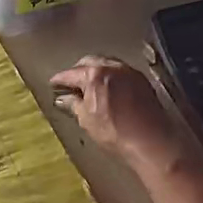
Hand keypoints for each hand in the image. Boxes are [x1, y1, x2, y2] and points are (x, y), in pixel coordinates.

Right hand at [50, 56, 189, 172]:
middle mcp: (114, 68)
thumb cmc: (113, 131)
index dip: (59, 80)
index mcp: (95, 75)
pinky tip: (106, 91)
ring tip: (88, 87)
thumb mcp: (86, 119)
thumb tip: (64, 99)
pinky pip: (120, 73)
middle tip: (69, 84)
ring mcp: (130, 73)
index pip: (71, 73)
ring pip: (107, 65)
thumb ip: (73, 104)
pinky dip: (110, 78)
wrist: (149, 140)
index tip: (53, 84)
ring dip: (95, 73)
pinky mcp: (142, 81)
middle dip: (78, 71)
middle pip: (90, 62)